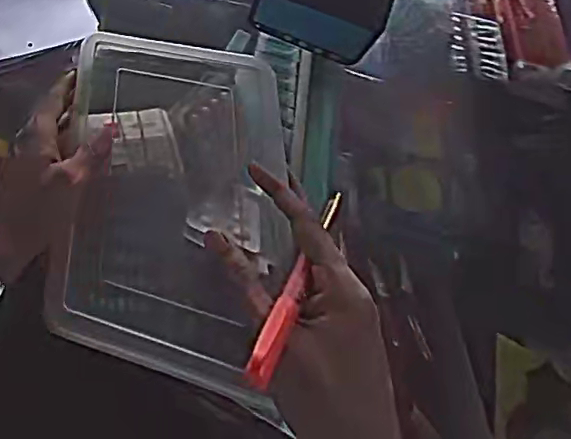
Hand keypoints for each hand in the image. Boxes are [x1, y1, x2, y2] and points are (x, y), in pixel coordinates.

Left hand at [0, 69, 114, 282]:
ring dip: (69, 122)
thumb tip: (110, 125)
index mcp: (36, 132)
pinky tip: (80, 152)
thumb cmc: (35, 212)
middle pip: (51, 111)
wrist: (0, 246)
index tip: (85, 71)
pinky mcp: (25, 172)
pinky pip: (48, 147)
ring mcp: (23, 155)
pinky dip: (65, 141)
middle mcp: (27, 138)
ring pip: (50, 129)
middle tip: (98, 94)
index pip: (54, 97)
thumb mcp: (71, 183)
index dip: (69, 83)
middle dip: (72, 101)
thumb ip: (90, 153)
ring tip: (95, 119)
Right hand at [207, 164, 399, 438]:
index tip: (256, 168)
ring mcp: (353, 312)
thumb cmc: (324, 402)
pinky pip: (316, 288)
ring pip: (313, 266)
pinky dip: (292, 273)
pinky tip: (274, 272)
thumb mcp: (278, 339)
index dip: (281, 193)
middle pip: (315, 239)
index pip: (308, 226)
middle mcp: (353, 293)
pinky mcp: (345, 330)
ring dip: (287, 245)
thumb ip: (248, 285)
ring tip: (261, 219)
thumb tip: (218, 239)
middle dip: (287, 208)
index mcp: (343, 289)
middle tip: (261, 178)